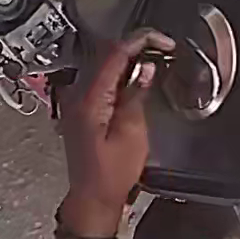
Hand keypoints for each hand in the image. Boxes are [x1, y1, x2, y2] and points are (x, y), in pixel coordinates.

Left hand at [57, 28, 174, 234]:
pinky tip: (135, 76)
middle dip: (135, 46)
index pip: (114, 55)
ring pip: (103, 67)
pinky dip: (119, 73)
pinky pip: (100, 81)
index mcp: (90, 99)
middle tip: (162, 47)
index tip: (162, 40)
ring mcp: (77, 102)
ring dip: (128, 58)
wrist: (93, 198)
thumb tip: (145, 68)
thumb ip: (136, 95)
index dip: (139, 41)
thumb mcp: (132, 133)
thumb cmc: (112, 173)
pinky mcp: (82, 110)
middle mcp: (78, 95)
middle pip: (106, 56)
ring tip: (154, 58)